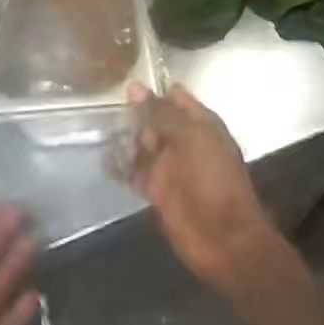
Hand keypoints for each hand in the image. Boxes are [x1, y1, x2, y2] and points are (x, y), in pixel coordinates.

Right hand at [123, 84, 284, 295]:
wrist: (224, 238)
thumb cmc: (212, 179)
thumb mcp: (188, 137)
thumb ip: (161, 112)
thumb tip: (135, 87)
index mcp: (199, 122)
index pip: (173, 96)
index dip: (150, 89)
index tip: (122, 86)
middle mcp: (183, 139)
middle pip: (153, 119)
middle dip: (132, 115)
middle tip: (105, 111)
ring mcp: (170, 165)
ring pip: (142, 144)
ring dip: (124, 139)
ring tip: (100, 133)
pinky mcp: (157, 189)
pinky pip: (135, 171)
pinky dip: (120, 166)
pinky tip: (105, 159)